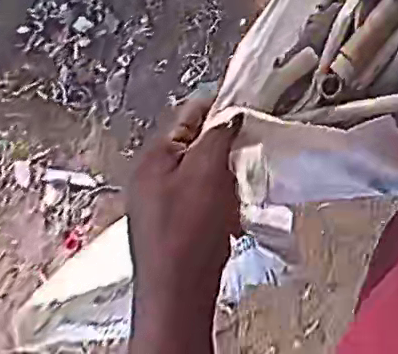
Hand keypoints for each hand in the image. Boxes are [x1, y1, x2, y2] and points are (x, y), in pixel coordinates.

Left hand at [128, 90, 239, 352]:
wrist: (179, 292)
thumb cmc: (189, 230)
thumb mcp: (208, 168)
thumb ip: (219, 133)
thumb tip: (231, 115)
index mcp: (152, 158)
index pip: (189, 113)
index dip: (219, 106)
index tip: (246, 105)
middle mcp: (151, 177)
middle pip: (197, 142)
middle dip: (224, 145)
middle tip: (243, 149)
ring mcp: (161, 202)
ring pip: (204, 168)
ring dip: (225, 172)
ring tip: (236, 184)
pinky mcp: (176, 222)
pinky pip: (204, 194)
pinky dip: (221, 195)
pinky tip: (230, 208)